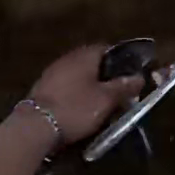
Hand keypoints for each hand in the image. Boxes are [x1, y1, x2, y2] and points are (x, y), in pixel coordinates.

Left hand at [25, 44, 145, 142]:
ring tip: (101, 103)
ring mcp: (52, 72)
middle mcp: (67, 58)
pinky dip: (75, 94)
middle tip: (117, 92)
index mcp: (85, 55)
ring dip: (89, 85)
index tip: (129, 75)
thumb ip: (123, 86)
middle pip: (92, 62)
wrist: (35, 126)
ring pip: (78, 75)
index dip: (120, 60)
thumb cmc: (76, 108)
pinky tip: (80, 108)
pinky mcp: (43, 88)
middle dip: (105, 75)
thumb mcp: (106, 100)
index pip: (106, 48)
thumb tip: (139, 77)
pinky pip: (66, 86)